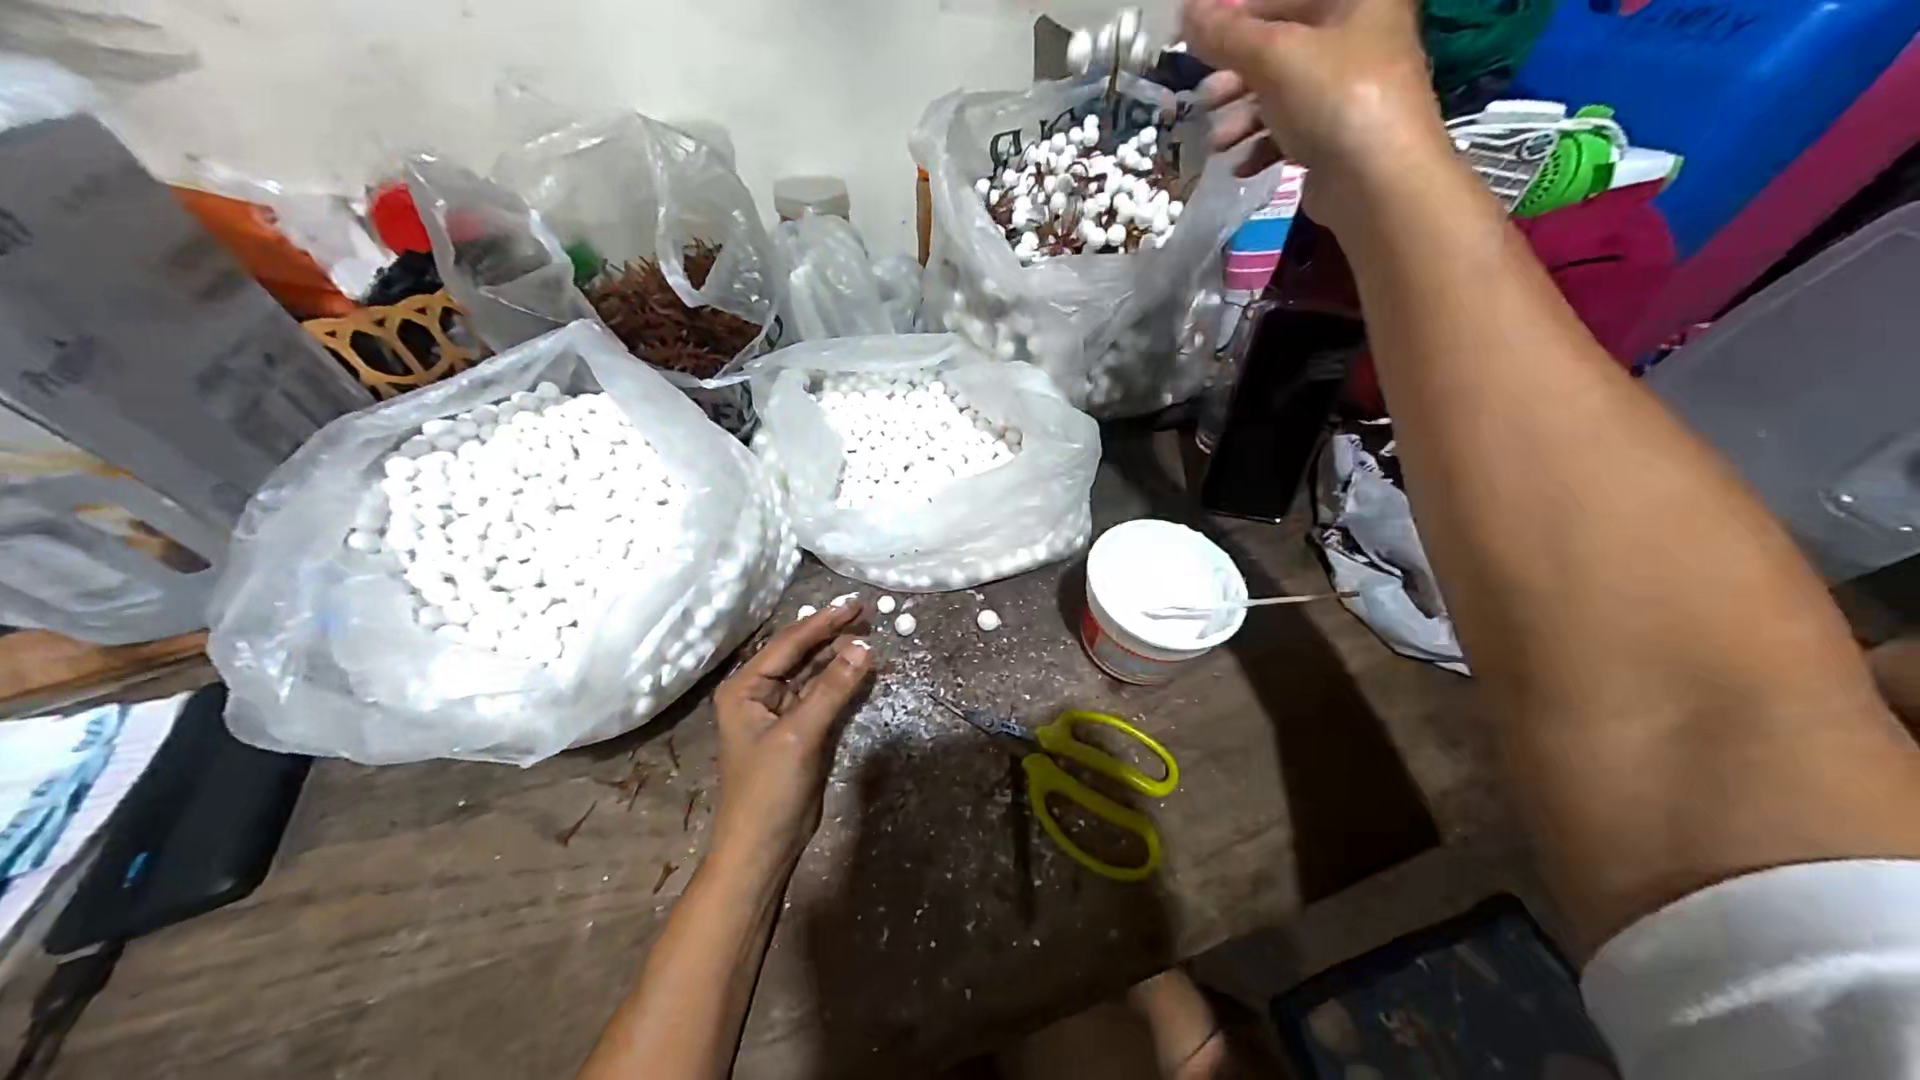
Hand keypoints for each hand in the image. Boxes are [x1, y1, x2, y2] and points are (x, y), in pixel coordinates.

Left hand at [710, 603, 873, 865]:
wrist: (763, 846)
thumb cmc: (770, 789)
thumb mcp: (800, 734)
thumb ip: (832, 688)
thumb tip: (865, 647)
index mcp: (745, 687)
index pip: (788, 644)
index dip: (823, 623)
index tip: (855, 606)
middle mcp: (759, 692)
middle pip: (801, 654)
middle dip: (833, 637)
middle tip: (869, 619)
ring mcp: (780, 711)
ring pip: (814, 674)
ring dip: (841, 659)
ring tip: (872, 643)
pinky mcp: (799, 729)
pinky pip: (823, 696)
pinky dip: (843, 684)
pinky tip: (863, 672)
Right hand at [1182, 0, 1448, 227]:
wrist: (1378, 183)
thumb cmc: (1334, 100)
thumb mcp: (1275, 56)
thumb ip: (1226, 35)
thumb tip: (1185, 12)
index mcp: (1352, 0)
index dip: (1232, 19)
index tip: (1193, 44)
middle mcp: (1354, 36)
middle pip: (1277, 47)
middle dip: (1234, 76)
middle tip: (1206, 100)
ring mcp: (1346, 91)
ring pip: (1279, 94)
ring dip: (1241, 118)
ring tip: (1219, 143)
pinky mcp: (1335, 137)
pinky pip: (1288, 133)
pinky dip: (1260, 147)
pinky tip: (1242, 166)